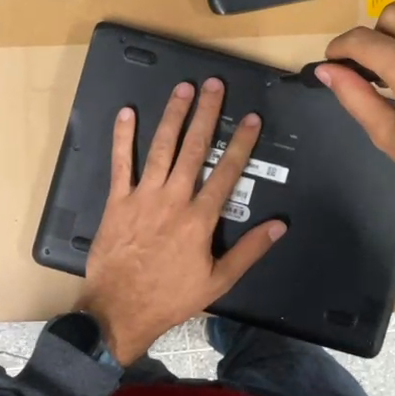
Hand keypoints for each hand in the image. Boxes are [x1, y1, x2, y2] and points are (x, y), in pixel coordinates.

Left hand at [77, 78, 287, 364]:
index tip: (251, 119)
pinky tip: (126, 113)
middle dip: (206, 115)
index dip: (240, 143)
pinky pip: (120, 164)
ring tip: (182, 89)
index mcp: (199, 219)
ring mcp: (142, 197)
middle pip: (193, 149)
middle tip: (214, 86)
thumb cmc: (170, 298)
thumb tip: (278, 226)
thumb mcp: (217, 281)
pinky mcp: (116, 202)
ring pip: (160, 148)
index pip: (226, 172)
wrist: (119, 309)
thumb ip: (249, 251)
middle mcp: (173, 200)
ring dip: (172, 116)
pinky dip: (123, 138)